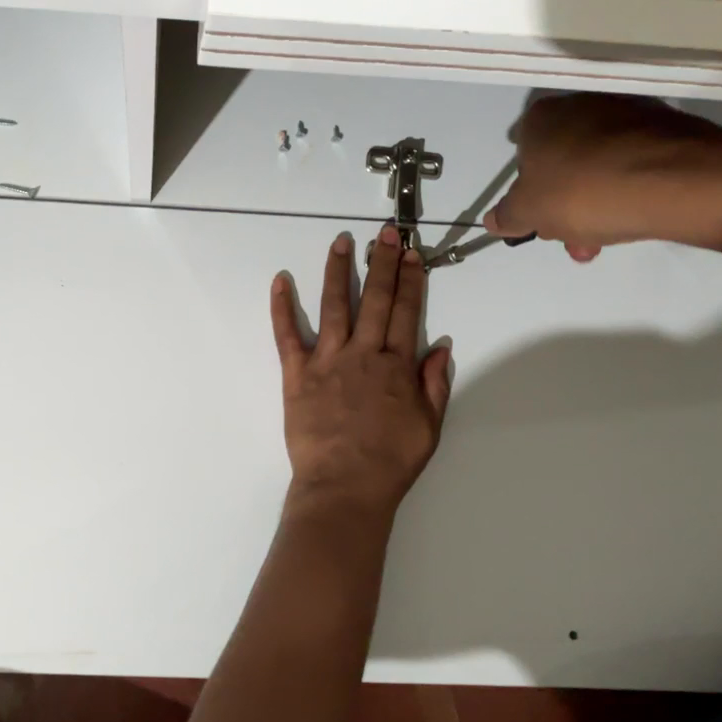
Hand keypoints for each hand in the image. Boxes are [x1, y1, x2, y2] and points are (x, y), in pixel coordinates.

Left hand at [269, 227, 452, 515]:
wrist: (345, 488)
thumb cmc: (390, 462)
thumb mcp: (429, 427)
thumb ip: (434, 383)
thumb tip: (441, 344)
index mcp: (396, 366)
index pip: (406, 312)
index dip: (411, 280)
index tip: (412, 254)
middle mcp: (363, 354)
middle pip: (374, 300)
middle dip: (382, 262)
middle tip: (385, 233)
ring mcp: (327, 361)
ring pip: (334, 306)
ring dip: (336, 271)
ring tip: (339, 241)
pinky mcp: (297, 374)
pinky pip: (287, 335)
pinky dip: (282, 307)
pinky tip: (280, 280)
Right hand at [484, 93, 721, 261]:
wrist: (679, 182)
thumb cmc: (586, 192)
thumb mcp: (530, 213)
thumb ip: (508, 216)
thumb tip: (495, 219)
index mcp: (541, 117)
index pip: (522, 153)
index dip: (529, 190)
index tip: (541, 220)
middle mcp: (581, 105)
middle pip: (563, 161)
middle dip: (565, 203)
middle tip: (574, 237)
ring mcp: (628, 114)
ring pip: (599, 165)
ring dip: (597, 201)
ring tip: (608, 236)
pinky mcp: (667, 129)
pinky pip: (635, 163)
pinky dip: (631, 188)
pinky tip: (637, 214)